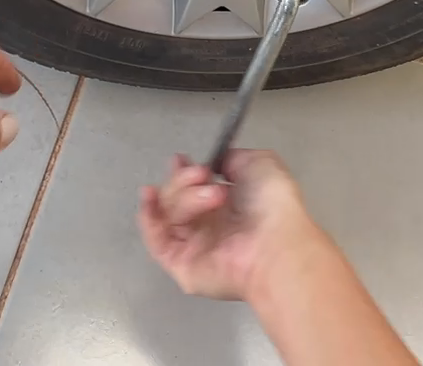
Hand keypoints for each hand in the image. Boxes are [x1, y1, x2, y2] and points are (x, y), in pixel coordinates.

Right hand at [136, 149, 327, 301]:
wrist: (274, 242)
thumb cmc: (272, 202)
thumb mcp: (258, 163)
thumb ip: (231, 159)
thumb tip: (215, 165)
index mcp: (226, 204)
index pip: (193, 187)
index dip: (183, 172)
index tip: (180, 158)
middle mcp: (208, 226)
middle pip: (176, 196)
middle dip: (183, 178)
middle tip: (202, 174)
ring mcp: (193, 246)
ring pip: (169, 210)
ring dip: (185, 195)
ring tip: (214, 194)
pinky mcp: (182, 264)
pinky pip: (156, 238)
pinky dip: (148, 215)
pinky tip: (150, 196)